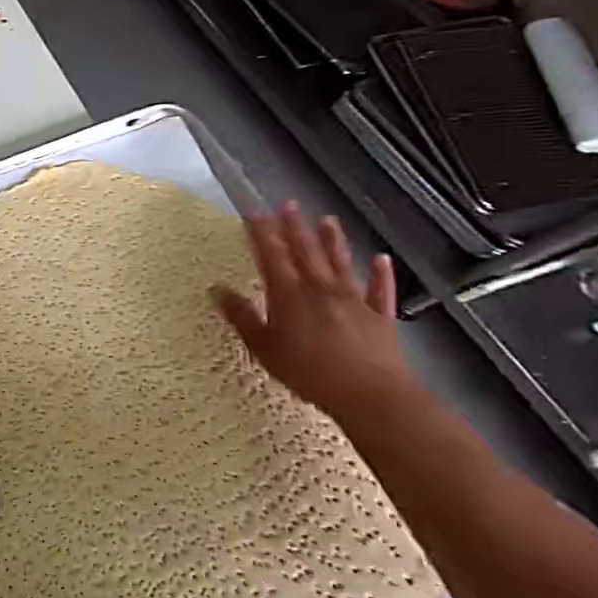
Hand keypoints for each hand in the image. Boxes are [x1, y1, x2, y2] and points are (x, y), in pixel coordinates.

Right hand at [212, 202, 417, 418]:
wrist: (368, 392)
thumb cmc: (306, 370)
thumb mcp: (262, 346)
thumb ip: (241, 316)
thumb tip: (217, 290)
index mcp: (289, 296)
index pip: (271, 257)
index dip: (261, 234)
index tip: (254, 213)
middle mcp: (321, 290)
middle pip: (305, 252)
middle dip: (294, 227)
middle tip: (287, 205)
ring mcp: (353, 300)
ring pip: (340, 263)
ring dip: (332, 240)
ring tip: (326, 219)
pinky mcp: (379, 316)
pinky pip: (379, 289)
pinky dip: (380, 273)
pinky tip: (380, 259)